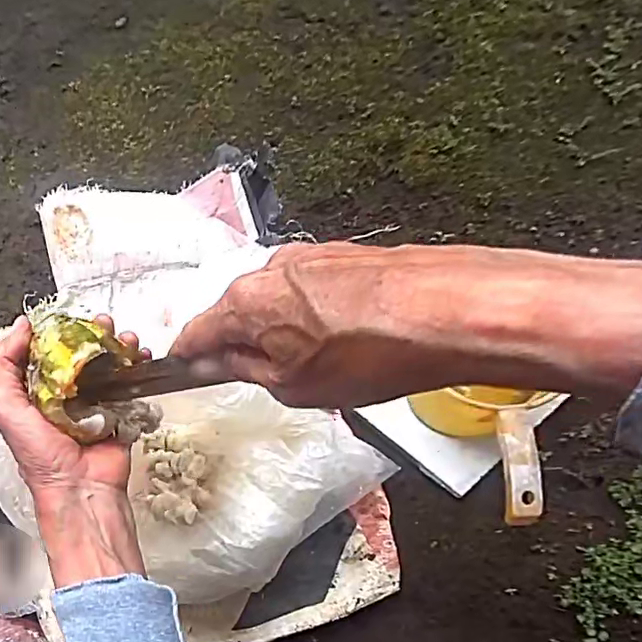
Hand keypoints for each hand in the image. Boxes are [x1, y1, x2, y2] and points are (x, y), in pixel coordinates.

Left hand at [0, 314, 146, 586]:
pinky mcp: (118, 411)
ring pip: (106, 362)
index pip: (44, 350)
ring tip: (122, 337)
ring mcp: (94, 402)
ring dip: (116, 344)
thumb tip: (18, 328)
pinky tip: (137, 356)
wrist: (80, 489)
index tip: (66, 317)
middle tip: (99, 324)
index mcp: (35, 392)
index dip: (55, 329)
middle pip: (79, 351)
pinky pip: (128, 382)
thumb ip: (3, 366)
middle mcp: (65, 395)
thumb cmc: (40, 458)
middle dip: (91, 332)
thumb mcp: (6, 408)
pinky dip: (135, 365)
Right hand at [165, 242, 641, 407]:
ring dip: (275, 334)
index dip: (187, 359)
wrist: (456, 314)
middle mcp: (270, 269)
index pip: (194, 332)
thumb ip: (241, 370)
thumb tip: (211, 363)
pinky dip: (305, 320)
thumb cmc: (373, 355)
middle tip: (258, 382)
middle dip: (237, 346)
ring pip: (270, 304)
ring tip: (308, 369)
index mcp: (245, 301)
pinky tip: (334, 346)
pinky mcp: (343, 257)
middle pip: (232, 314)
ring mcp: (309, 258)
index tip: (186, 375)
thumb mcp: (292, 384)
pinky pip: (303, 294)